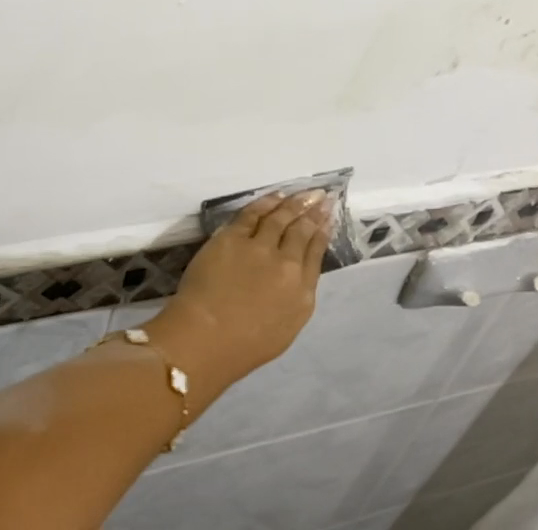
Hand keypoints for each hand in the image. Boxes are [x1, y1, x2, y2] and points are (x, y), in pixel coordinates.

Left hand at [143, 190, 331, 396]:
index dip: (323, 231)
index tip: (328, 216)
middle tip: (321, 196)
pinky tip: (275, 196)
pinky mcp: (233, 238)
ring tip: (304, 193)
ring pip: (280, 218)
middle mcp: (286, 266)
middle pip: (301, 231)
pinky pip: (253, 213)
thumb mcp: (286, 326)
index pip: (316, 254)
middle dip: (313, 211)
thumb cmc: (245, 344)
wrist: (208, 336)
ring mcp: (259, 248)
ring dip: (294, 203)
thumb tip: (295, 273)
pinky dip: (266, 202)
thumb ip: (294, 296)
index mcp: (302, 294)